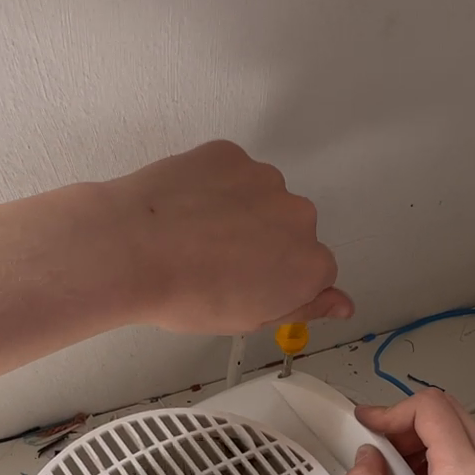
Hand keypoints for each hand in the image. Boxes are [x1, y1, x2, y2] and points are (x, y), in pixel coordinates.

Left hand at [101, 140, 352, 333]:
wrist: (133, 250)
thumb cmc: (186, 294)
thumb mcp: (250, 319)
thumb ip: (304, 306)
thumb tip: (342, 302)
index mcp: (310, 266)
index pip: (314, 274)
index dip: (280, 283)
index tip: (252, 290)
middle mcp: (299, 217)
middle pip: (291, 232)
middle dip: (265, 245)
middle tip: (220, 266)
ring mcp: (265, 180)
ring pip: (263, 199)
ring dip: (241, 213)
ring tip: (199, 238)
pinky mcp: (231, 155)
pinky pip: (232, 174)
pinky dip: (216, 188)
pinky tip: (188, 211)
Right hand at [341, 391, 474, 474]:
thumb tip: (367, 456)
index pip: (431, 408)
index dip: (392, 411)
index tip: (367, 427)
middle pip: (451, 413)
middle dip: (409, 423)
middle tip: (381, 449)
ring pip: (467, 432)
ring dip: (429, 440)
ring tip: (402, 472)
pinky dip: (451, 459)